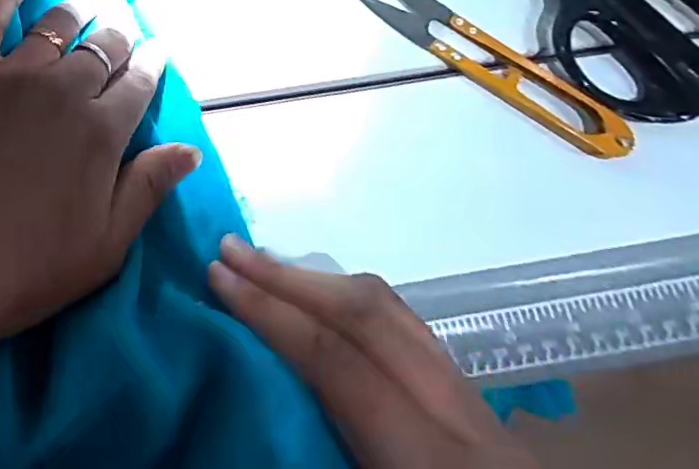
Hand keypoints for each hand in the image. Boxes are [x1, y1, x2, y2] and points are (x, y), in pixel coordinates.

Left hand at [0, 0, 201, 351]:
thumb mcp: (103, 247)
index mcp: (101, 132)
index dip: (153, 64)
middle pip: (102, 49)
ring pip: (56, 27)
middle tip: (125, 34)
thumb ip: (147, 189)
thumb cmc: (22, 269)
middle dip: (121, 38)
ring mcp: (13, 77)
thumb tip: (190, 148)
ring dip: (77, 12)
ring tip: (88, 4)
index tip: (159, 50)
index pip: (138, 84)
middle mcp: (63, 91)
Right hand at [209, 236, 535, 468]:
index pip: (339, 362)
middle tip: (230, 250)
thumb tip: (246, 398)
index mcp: (434, 465)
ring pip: (395, 312)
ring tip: (264, 265)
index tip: (217, 277)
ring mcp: (481, 411)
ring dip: (321, 282)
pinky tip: (321, 302)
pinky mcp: (480, 410)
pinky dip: (355, 304)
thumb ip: (307, 452)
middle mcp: (468, 425)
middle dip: (290, 277)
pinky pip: (410, 331)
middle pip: (370, 315)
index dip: (271, 313)